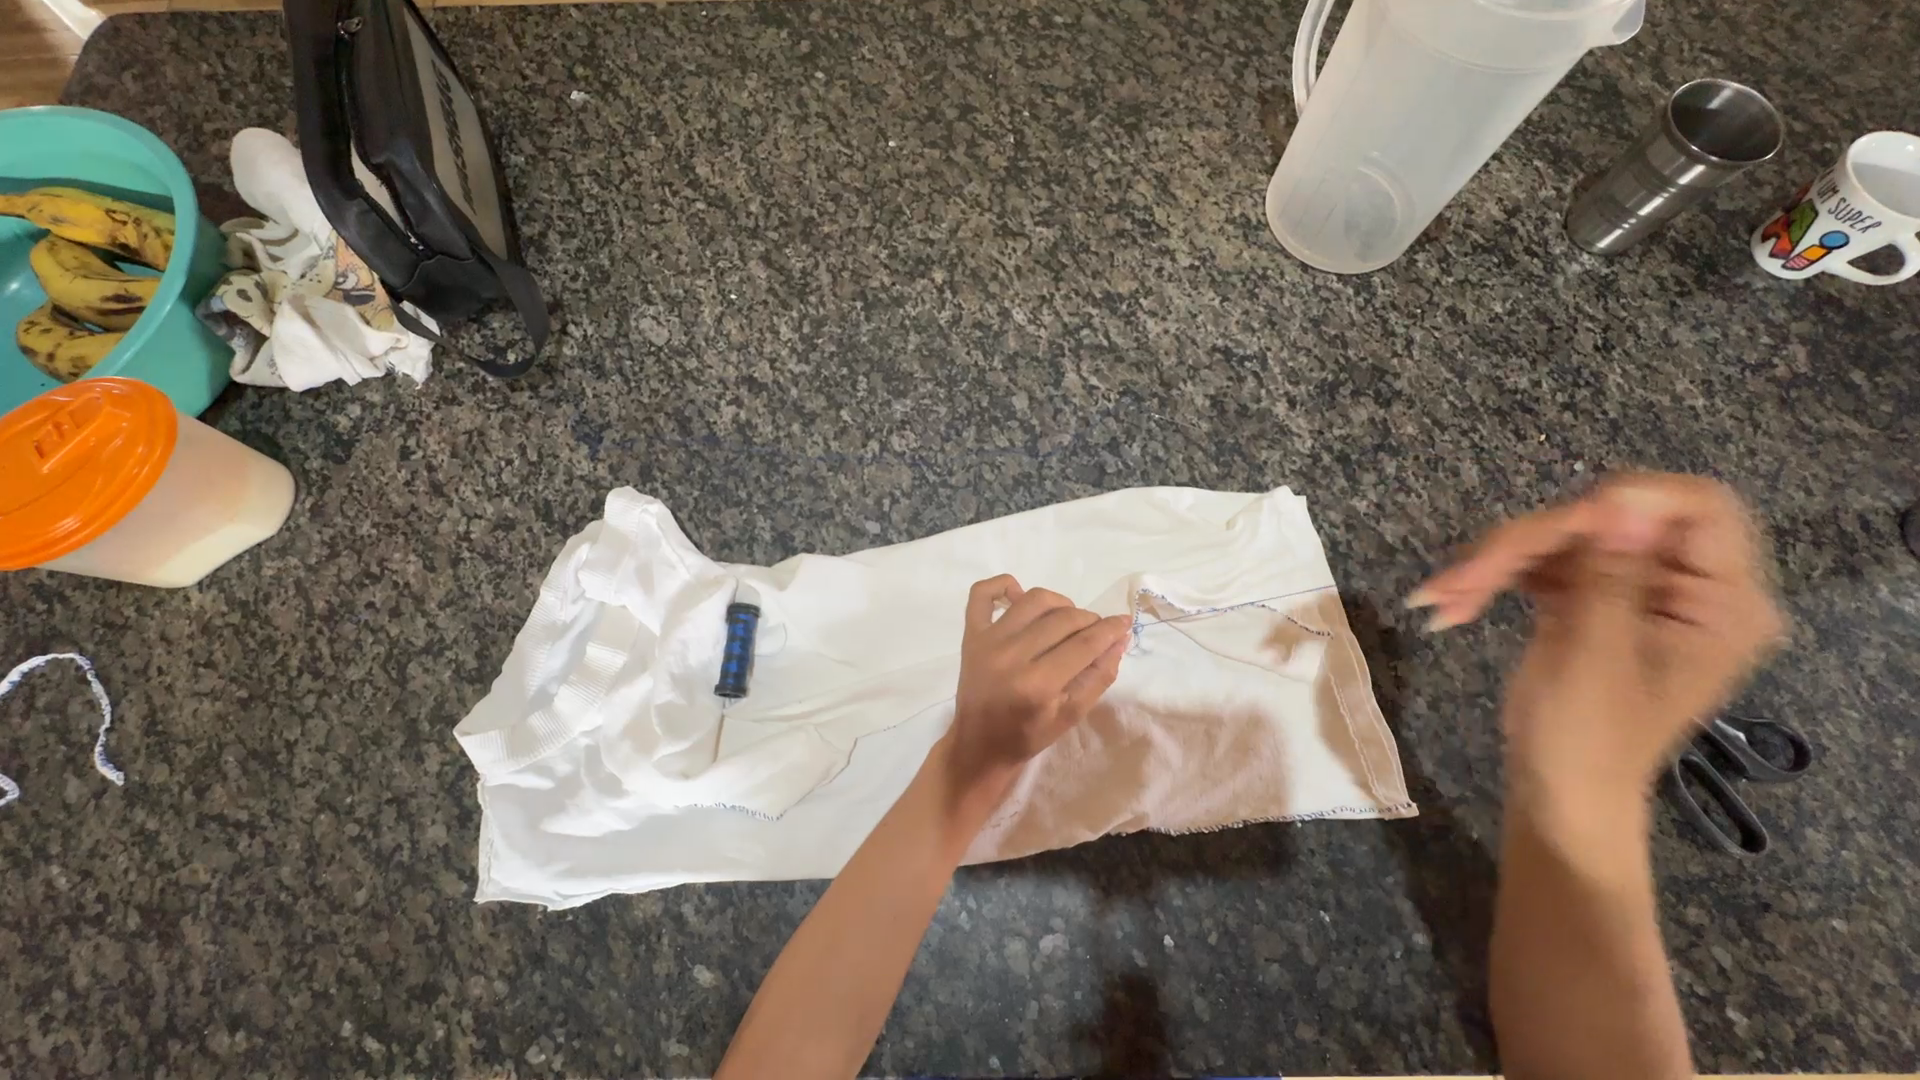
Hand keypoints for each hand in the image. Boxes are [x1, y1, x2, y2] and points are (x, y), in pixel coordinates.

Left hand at [945, 575, 1131, 805]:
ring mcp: (987, 641)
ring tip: (1067, 620)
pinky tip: (1020, 596)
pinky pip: (982, 593)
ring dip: (1060, 603)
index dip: (1110, 629)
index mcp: (1037, 684)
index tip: (1124, 622)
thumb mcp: (1072, 715)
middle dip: (1090, 620)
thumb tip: (1120, 637)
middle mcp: (1010, 656)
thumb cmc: (1028, 735)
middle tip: (1095, 632)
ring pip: (1033, 600)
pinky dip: (1003, 585)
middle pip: (1063, 618)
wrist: (979, 744)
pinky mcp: (971, 634)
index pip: (1085, 643)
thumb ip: (1099, 676)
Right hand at [1411, 473, 1784, 809]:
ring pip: (1564, 539)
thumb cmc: (1585, 737)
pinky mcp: (1590, 599)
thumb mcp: (1595, 653)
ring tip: (1439, 599)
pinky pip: (1543, 565)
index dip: (1628, 501)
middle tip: (1457, 581)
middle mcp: (1685, 586)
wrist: (1558, 791)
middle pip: (1607, 521)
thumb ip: (1611, 574)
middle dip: (1525, 544)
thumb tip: (1621, 500)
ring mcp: (1634, 591)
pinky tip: (1453, 603)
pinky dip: (1494, 579)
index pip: (1698, 508)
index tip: (1559, 527)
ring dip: (1495, 563)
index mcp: (1722, 602)